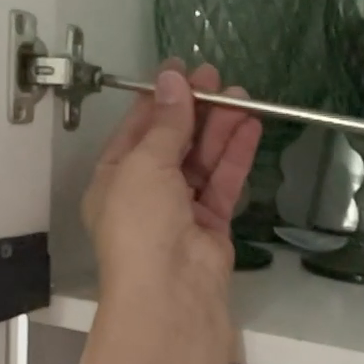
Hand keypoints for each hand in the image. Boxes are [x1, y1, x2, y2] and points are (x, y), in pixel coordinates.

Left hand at [82, 61, 260, 333]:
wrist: (169, 294)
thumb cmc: (140, 226)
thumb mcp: (143, 165)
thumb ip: (165, 124)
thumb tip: (173, 80)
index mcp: (113, 181)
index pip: (136, 131)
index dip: (159, 100)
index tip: (182, 69)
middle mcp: (143, 195)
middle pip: (172, 143)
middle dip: (193, 110)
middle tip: (217, 77)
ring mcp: (178, 212)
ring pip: (201, 161)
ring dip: (219, 128)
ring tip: (241, 95)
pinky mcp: (211, 225)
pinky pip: (223, 183)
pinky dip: (235, 155)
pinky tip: (250, 126)